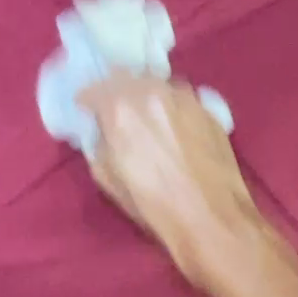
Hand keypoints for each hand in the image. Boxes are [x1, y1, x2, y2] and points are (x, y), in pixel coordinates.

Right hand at [78, 73, 272, 293]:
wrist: (212, 219)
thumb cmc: (151, 203)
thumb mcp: (105, 176)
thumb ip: (97, 142)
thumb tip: (99, 131)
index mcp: (118, 107)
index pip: (91, 89)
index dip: (85, 102)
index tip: (85, 113)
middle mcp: (150, 92)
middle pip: (124, 77)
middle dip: (114, 91)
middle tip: (114, 111)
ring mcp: (183, 97)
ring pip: (154, 84)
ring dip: (144, 95)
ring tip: (146, 118)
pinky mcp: (208, 109)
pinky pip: (180, 98)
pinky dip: (170, 107)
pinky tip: (173, 129)